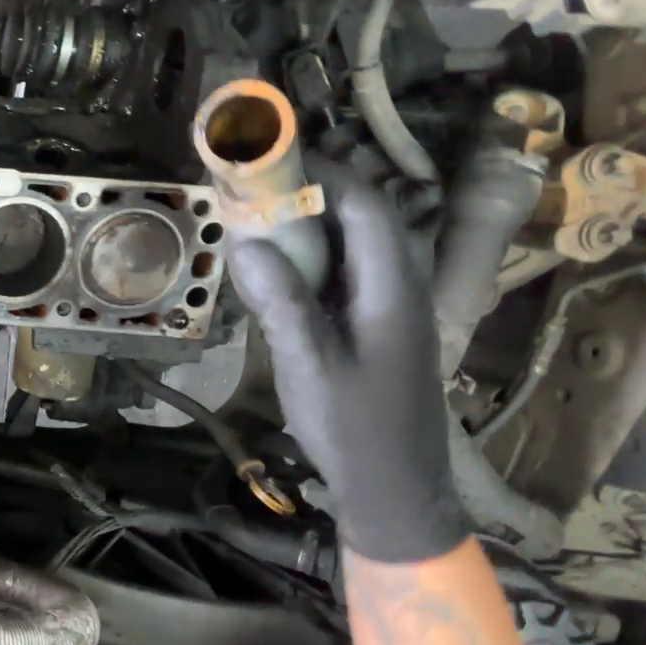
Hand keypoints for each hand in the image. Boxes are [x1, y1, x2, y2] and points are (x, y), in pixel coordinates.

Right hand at [227, 175, 466, 563]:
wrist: (393, 487)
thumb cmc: (356, 428)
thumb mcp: (311, 366)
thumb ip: (283, 303)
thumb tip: (247, 242)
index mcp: (394, 291)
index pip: (368, 209)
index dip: (327, 175)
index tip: (277, 157)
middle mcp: (398, 288)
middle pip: (364, 220)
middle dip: (315, 190)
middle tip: (258, 179)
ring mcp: (386, 309)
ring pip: (352, 246)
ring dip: (310, 222)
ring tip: (258, 211)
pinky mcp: (372, 328)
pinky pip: (341, 275)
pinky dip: (309, 258)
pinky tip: (274, 265)